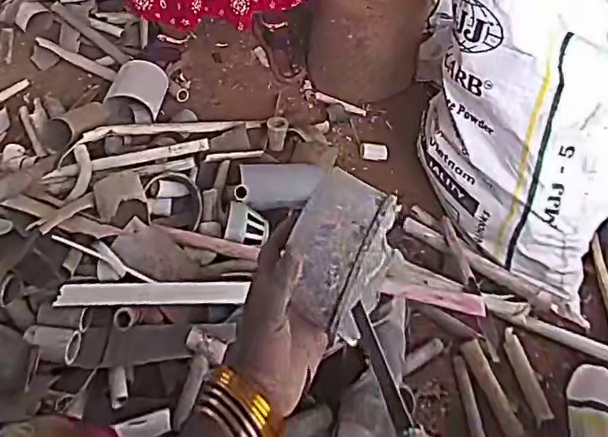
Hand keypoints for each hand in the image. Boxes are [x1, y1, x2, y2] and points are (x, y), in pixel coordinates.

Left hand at [224, 217, 328, 416]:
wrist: (264, 392)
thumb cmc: (254, 353)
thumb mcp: (267, 310)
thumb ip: (281, 281)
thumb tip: (293, 253)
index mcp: (266, 285)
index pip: (275, 249)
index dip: (285, 230)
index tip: (298, 215)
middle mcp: (285, 295)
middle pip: (300, 262)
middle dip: (313, 245)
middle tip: (329, 229)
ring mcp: (301, 311)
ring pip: (319, 282)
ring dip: (331, 269)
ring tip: (346, 251)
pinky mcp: (316, 330)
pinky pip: (333, 309)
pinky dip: (344, 298)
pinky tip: (354, 288)